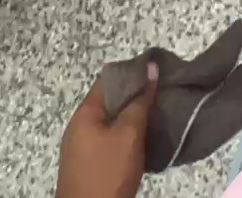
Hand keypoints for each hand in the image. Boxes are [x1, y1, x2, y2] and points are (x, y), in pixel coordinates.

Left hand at [56, 63, 156, 197]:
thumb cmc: (108, 173)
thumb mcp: (129, 134)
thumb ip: (141, 101)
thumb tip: (151, 68)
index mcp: (85, 113)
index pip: (109, 79)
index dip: (133, 72)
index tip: (157, 72)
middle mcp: (80, 126)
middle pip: (110, 100)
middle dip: (136, 95)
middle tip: (162, 93)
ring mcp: (82, 148)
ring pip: (112, 121)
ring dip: (133, 117)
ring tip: (158, 113)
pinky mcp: (89, 166)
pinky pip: (110, 140)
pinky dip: (127, 135)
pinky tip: (145, 138)